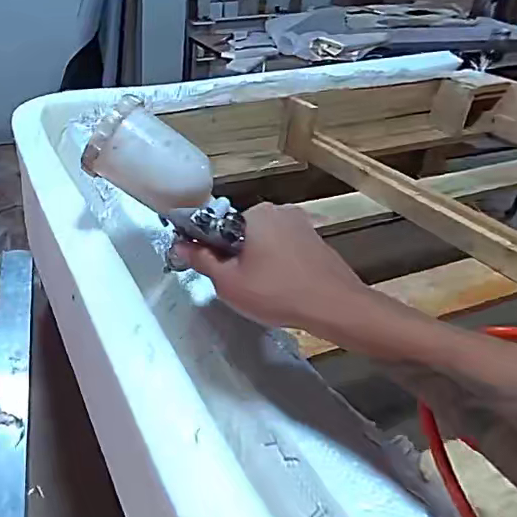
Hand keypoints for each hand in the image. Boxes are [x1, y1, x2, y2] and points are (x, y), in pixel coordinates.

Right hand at [178, 202, 371, 334]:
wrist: (335, 306)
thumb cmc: (277, 293)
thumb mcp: (229, 283)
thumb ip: (202, 260)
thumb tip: (181, 244)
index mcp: (253, 214)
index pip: (216, 226)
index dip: (209, 250)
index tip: (212, 271)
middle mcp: (278, 210)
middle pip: (240, 232)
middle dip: (235, 255)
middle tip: (239, 285)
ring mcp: (300, 222)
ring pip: (263, 241)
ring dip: (257, 260)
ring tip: (262, 289)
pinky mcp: (315, 238)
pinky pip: (284, 247)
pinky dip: (278, 263)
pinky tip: (282, 286)